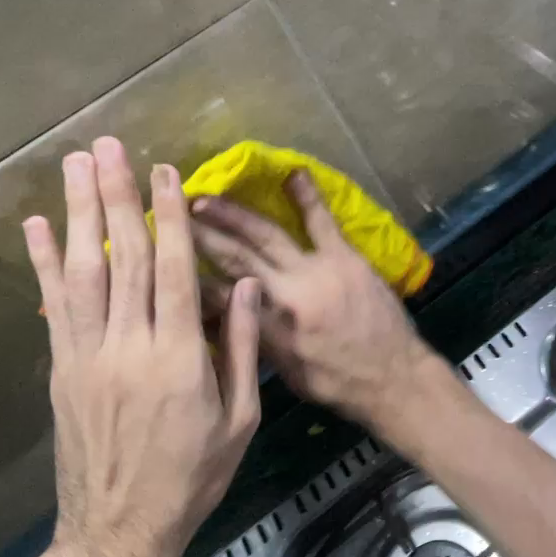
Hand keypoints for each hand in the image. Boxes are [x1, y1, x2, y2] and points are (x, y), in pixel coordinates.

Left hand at [21, 138, 261, 556]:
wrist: (119, 530)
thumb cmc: (193, 474)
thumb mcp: (239, 420)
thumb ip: (239, 348)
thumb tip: (242, 285)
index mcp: (178, 356)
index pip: (171, 269)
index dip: (168, 215)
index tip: (164, 171)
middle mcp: (128, 344)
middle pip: (121, 256)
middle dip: (117, 195)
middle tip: (109, 146)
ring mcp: (87, 355)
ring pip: (82, 271)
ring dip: (79, 213)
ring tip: (76, 166)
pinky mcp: (62, 369)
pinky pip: (53, 307)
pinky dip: (44, 262)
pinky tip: (37, 225)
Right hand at [190, 170, 443, 436]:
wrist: (394, 376)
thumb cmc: (337, 383)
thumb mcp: (285, 374)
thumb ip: (253, 341)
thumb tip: (217, 318)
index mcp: (269, 331)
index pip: (217, 297)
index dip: (186, 275)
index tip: (161, 254)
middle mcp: (287, 297)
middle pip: (235, 258)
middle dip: (199, 236)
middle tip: (169, 214)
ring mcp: (318, 272)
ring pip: (267, 235)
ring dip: (234, 215)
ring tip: (203, 197)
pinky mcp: (345, 258)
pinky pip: (322, 221)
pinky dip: (308, 196)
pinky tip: (291, 173)